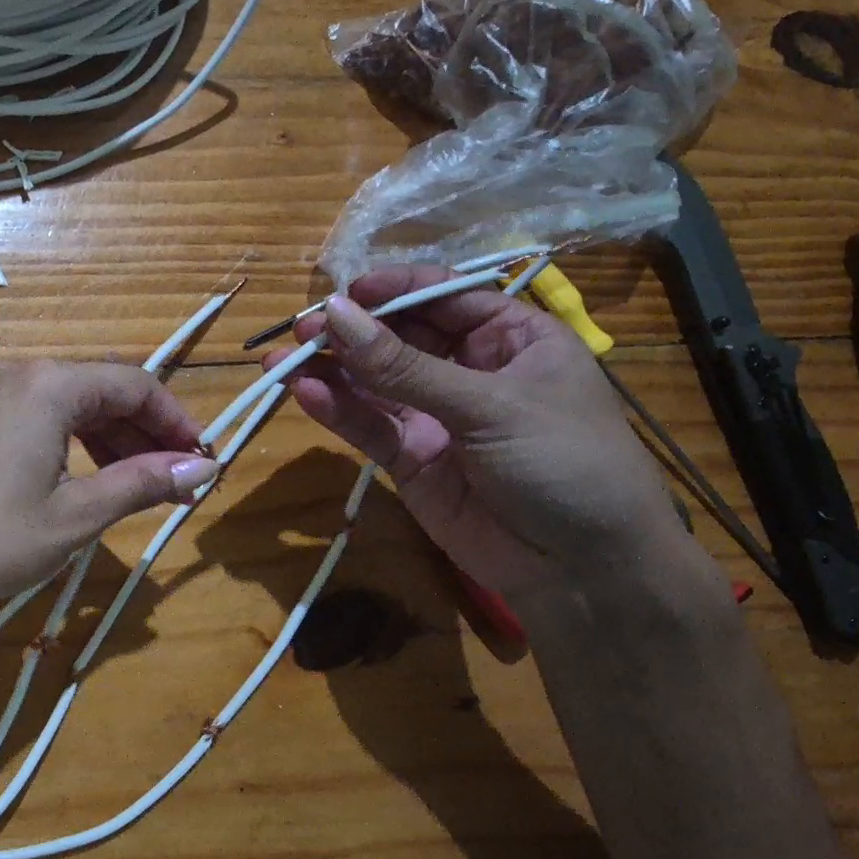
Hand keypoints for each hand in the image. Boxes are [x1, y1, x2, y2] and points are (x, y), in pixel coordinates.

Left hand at [0, 361, 215, 619]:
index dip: (177, 422)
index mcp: (49, 384)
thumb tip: (202, 467)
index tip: (202, 462)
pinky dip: (66, 443)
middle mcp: (16, 373)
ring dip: (106, 439)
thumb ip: (141, 483)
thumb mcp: (74, 517)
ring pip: (64, 405)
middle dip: (143, 432)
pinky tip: (77, 480)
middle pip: (99, 389)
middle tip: (174, 481)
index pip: (135, 384)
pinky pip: (31, 417)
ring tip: (132, 485)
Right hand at [270, 265, 692, 598]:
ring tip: (278, 360)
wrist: (580, 566)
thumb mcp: (490, 406)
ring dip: (328, 370)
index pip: (446, 299)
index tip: (346, 293)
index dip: (396, 292)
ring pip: (373, 384)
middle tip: (301, 329)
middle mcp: (470, 371)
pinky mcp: (408, 459)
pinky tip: (303, 393)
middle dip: (351, 332)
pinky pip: (367, 426)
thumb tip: (336, 316)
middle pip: (399, 339)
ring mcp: (435, 417)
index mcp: (514, 341)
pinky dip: (335, 410)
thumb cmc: (565, 462)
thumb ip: (405, 368)